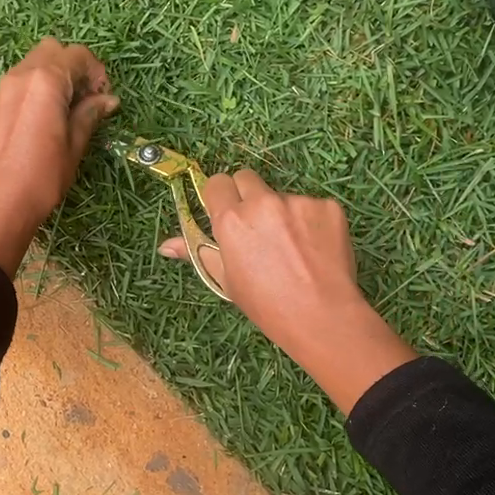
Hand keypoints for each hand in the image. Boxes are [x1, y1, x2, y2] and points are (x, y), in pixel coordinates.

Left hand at [0, 38, 119, 274]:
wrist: (0, 204)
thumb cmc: (43, 177)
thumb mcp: (75, 145)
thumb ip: (90, 114)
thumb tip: (108, 100)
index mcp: (45, 81)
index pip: (77, 56)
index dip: (97, 72)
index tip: (104, 97)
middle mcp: (21, 75)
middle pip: (54, 51)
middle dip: (75, 68)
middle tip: (87, 99)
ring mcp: (4, 88)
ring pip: (36, 62)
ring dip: (56, 76)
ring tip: (68, 109)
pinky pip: (22, 80)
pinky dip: (39, 86)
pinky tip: (48, 116)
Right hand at [161, 169, 414, 412]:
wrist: (322, 316)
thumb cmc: (266, 305)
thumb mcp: (226, 280)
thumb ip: (197, 253)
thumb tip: (166, 246)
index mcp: (231, 220)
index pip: (217, 184)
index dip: (221, 198)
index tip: (227, 213)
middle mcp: (262, 203)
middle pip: (246, 178)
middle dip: (248, 196)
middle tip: (258, 227)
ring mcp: (298, 201)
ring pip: (281, 196)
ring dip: (282, 213)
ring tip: (293, 249)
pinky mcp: (328, 206)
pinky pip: (313, 206)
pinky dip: (312, 222)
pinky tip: (315, 249)